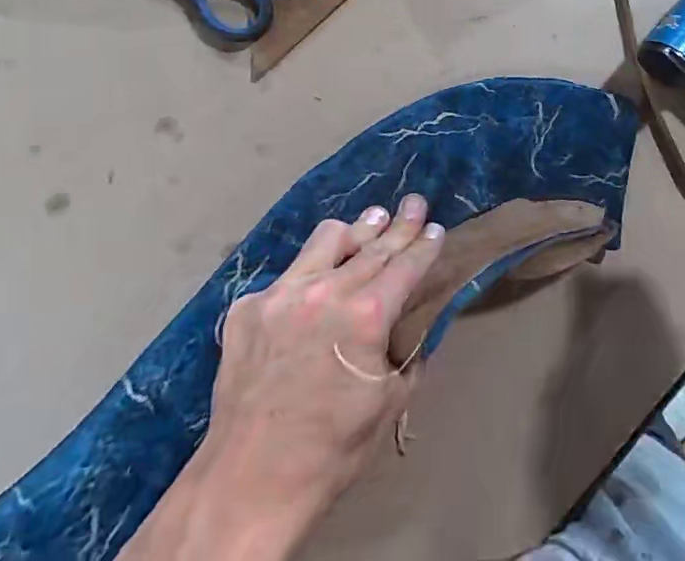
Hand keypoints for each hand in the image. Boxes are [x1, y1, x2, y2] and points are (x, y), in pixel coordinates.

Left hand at [120, 194, 444, 560]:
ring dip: (357, 230)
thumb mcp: (393, 399)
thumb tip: (415, 323)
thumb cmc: (335, 447)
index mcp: (367, 315)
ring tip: (373, 219)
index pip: (406, 264)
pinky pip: (288, 273)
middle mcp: (326, 292)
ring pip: (327, 240)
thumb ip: (410, 350)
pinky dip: (311, 270)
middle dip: (400, 224)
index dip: (425, 244)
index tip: (436, 228)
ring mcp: (281, 296)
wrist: (250, 481)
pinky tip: (318, 279)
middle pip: (373, 245)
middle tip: (414, 203)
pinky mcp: (248, 309)